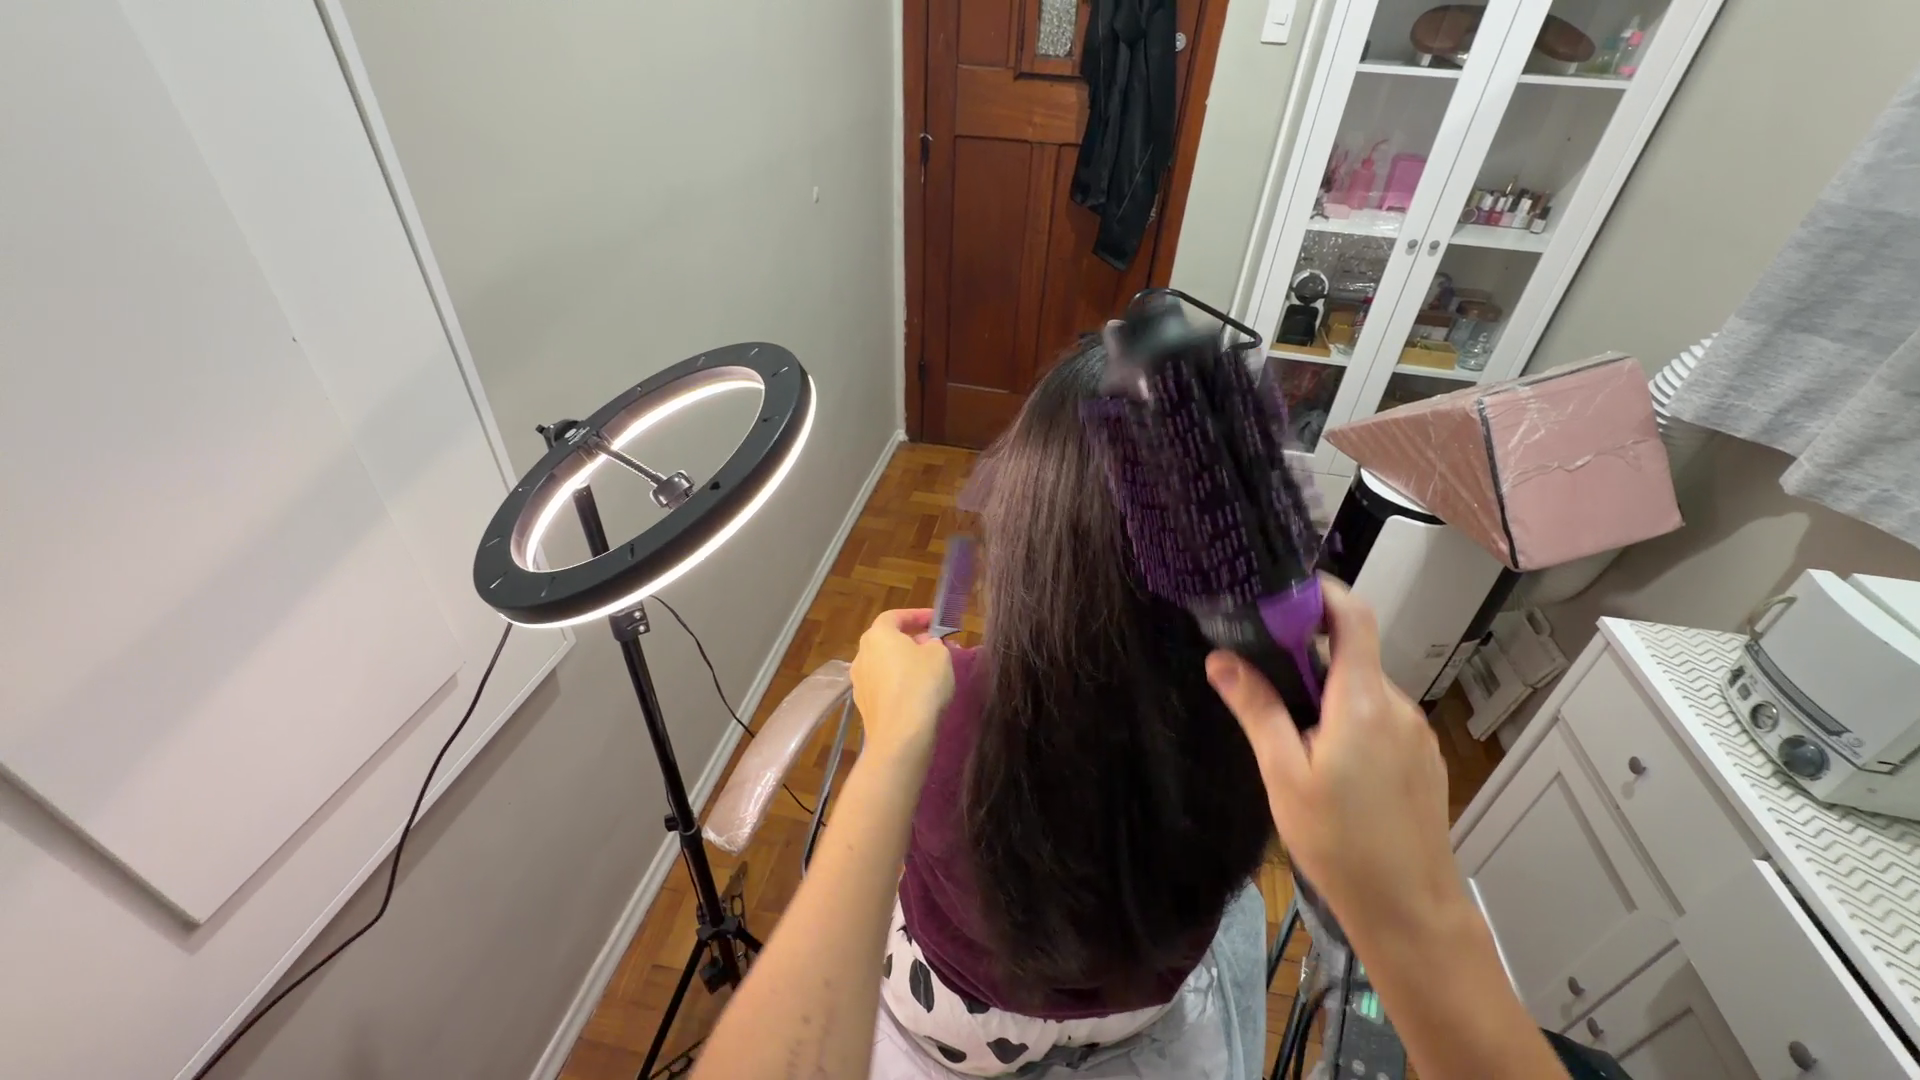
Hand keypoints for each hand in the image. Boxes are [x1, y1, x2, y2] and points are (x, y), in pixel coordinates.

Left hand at [850, 609, 954, 763]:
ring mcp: (859, 682)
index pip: (895, 616)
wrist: (901, 734)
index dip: (917, 615)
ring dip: (904, 664)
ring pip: (884, 665)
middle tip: (934, 646)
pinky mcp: (864, 705)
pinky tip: (916, 694)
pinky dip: (898, 684)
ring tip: (928, 671)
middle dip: (911, 641)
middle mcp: (861, 655)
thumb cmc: (921, 684)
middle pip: (887, 641)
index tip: (936, 620)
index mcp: (877, 635)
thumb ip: (934, 643)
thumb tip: (927, 646)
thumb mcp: (939, 655)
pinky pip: (883, 686)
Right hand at [1205, 578, 1463, 941]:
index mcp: (1362, 700)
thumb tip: (1219, 659)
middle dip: (1308, 661)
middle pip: (1351, 656)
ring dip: (1327, 698)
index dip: (1322, 593)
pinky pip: (1379, 720)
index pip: (1353, 616)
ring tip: (1294, 744)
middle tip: (1264, 687)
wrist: (1409, 909)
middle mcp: (1397, 705)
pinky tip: (1330, 769)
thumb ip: (1256, 709)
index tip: (1282, 593)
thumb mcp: (1283, 773)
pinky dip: (1349, 722)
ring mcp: (1415, 732)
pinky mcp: (1423, 758)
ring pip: (1363, 692)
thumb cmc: (1339, 840)